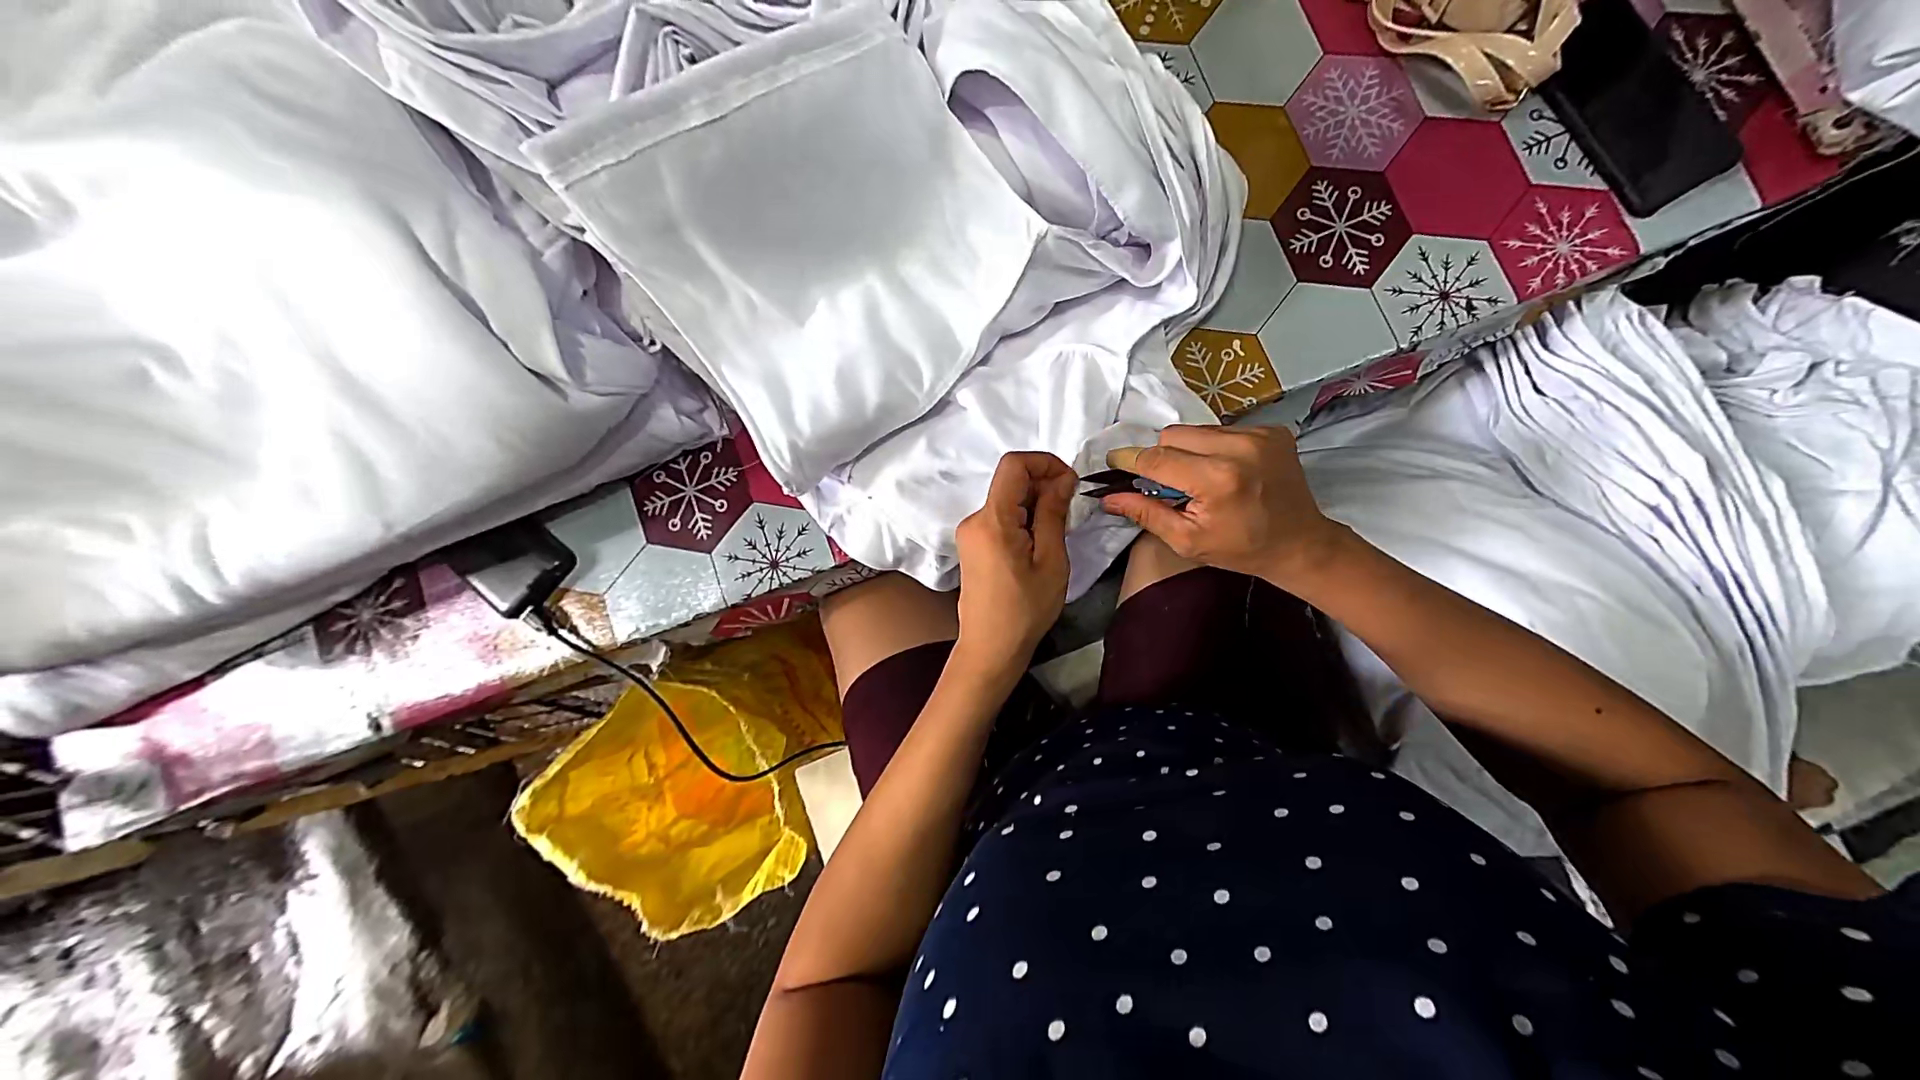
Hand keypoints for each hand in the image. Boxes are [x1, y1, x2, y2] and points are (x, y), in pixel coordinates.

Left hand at [953, 452, 1075, 673]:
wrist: (991, 647)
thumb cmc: (1025, 610)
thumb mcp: (1051, 560)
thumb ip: (1053, 513)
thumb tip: (1062, 478)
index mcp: (992, 521)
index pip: (1013, 465)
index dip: (1044, 463)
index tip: (1069, 483)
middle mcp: (974, 520)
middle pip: (1010, 481)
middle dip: (1043, 486)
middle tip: (1068, 511)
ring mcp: (970, 533)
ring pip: (1007, 499)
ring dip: (1035, 505)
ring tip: (1055, 534)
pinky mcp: (973, 545)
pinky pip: (1000, 517)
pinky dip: (1023, 519)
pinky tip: (1039, 543)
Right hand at [1102, 425, 1349, 587]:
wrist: (1300, 543)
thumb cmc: (1241, 549)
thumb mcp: (1187, 540)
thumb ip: (1146, 513)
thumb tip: (1109, 497)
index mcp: (1217, 479)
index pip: (1157, 458)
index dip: (1130, 460)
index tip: (1113, 462)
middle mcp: (1239, 448)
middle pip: (1174, 435)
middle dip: (1162, 456)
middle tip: (1167, 483)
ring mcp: (1259, 435)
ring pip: (1197, 430)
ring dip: (1187, 450)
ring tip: (1198, 477)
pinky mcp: (1271, 431)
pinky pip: (1222, 429)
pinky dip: (1212, 447)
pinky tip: (1224, 470)